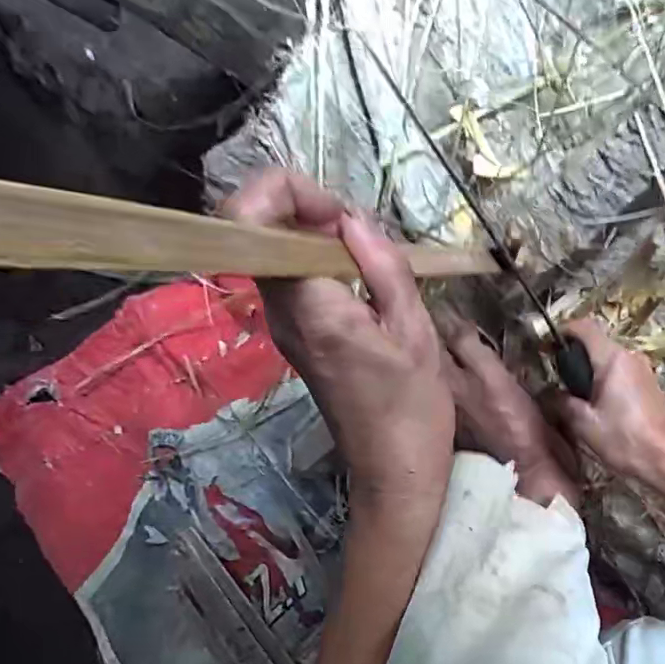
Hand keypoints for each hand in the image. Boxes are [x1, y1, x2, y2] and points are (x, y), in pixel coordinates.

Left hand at [222, 170, 453, 509]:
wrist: (395, 471)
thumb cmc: (415, 409)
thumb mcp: (417, 335)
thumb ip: (385, 270)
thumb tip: (354, 219)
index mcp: (310, 308)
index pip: (247, 221)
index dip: (282, 191)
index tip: (338, 209)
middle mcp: (281, 314)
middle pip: (253, 232)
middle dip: (301, 209)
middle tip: (361, 229)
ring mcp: (283, 329)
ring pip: (272, 256)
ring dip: (312, 236)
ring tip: (370, 254)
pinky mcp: (297, 341)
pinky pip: (293, 283)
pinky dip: (319, 264)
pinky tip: (363, 281)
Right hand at [553, 320, 664, 488]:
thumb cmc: (626, 440)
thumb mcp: (585, 424)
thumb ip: (561, 402)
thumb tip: (547, 392)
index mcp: (613, 358)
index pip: (584, 326)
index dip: (562, 332)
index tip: (547, 350)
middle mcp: (630, 357)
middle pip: (596, 344)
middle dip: (574, 359)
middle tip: (558, 384)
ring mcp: (643, 370)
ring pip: (608, 361)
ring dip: (590, 374)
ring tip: (577, 402)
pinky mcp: (649, 385)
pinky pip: (621, 374)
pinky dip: (606, 383)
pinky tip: (600, 409)